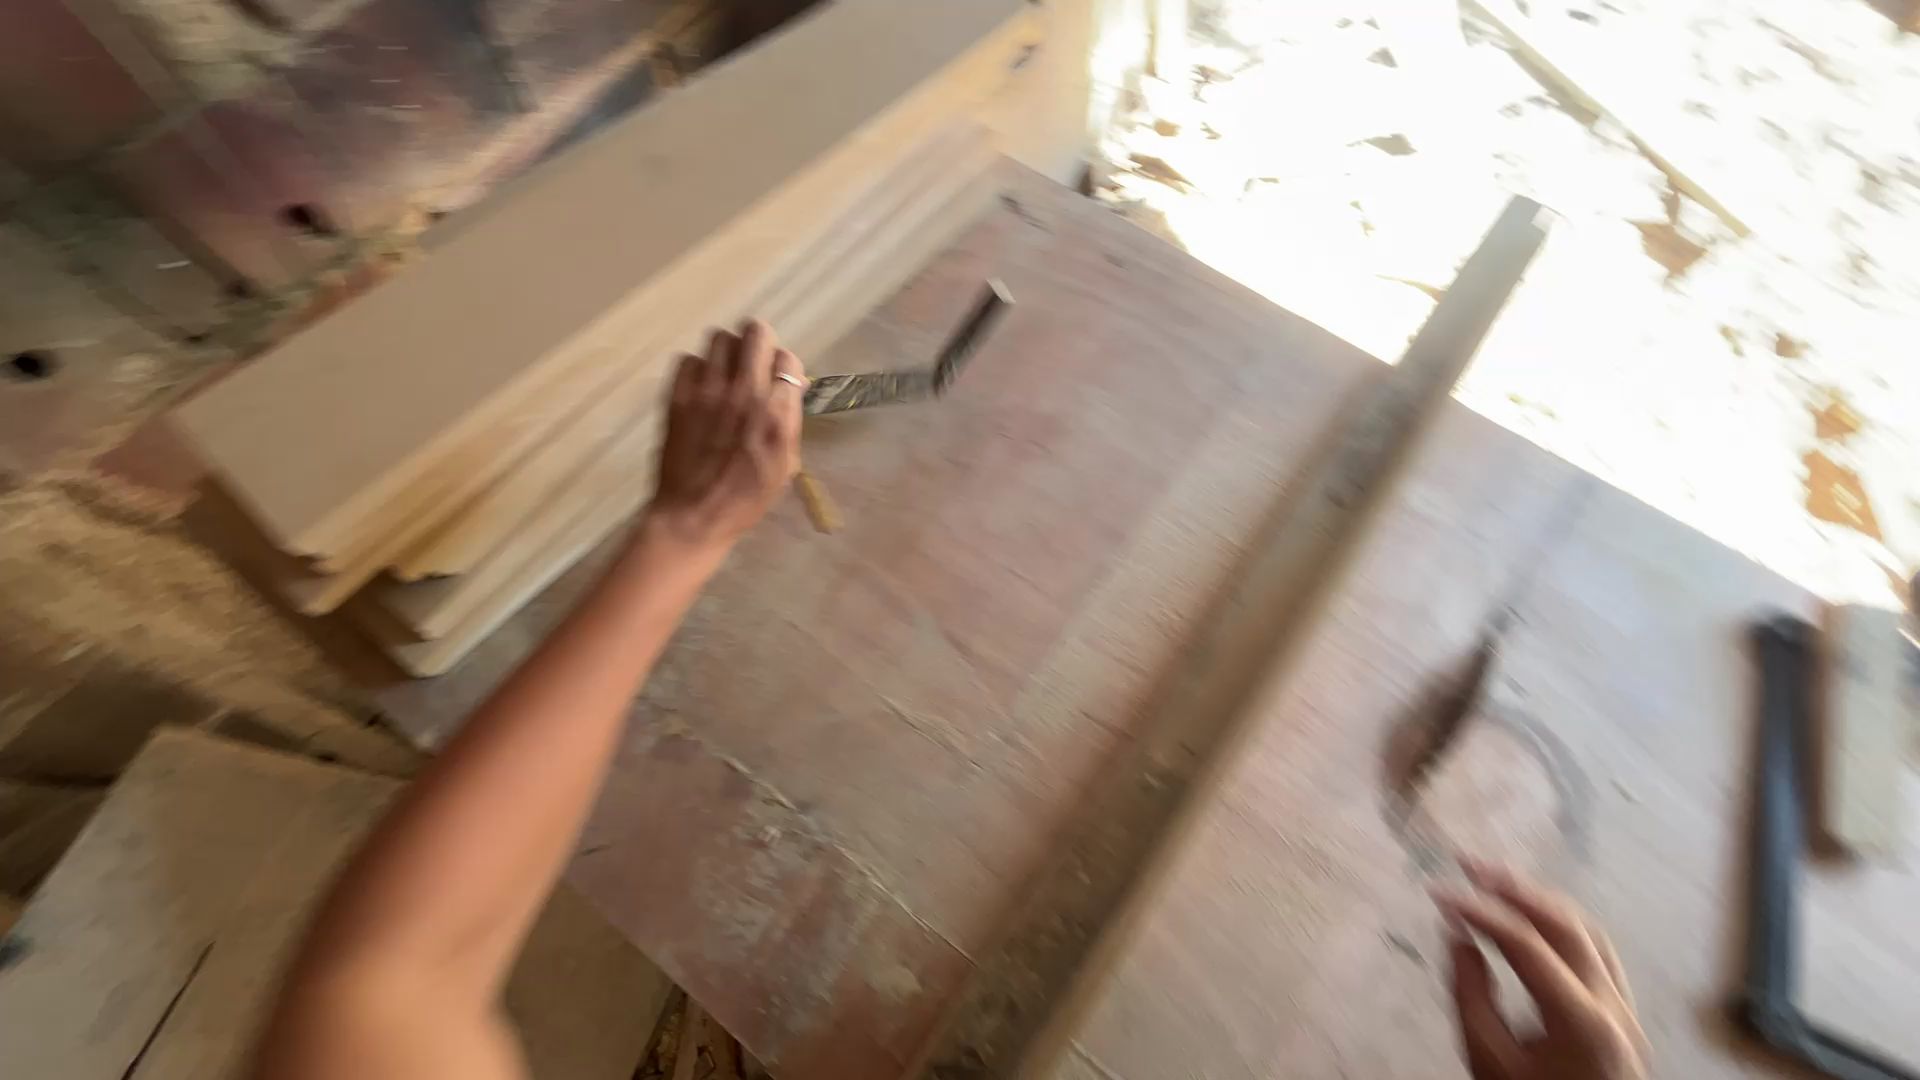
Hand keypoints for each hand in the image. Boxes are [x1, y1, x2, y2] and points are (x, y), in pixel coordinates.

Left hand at [645, 319, 804, 549]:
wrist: (694, 515)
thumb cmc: (746, 499)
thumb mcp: (786, 465)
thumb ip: (790, 422)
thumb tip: (790, 391)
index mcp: (777, 413)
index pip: (787, 359)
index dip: (784, 368)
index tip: (779, 382)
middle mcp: (745, 392)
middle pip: (755, 333)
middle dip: (758, 343)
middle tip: (753, 363)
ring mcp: (707, 391)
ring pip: (719, 338)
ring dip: (727, 352)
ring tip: (725, 373)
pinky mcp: (677, 395)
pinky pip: (688, 359)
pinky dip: (697, 369)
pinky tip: (700, 389)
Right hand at [1432, 859, 1646, 1079]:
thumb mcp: (1488, 1058)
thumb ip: (1471, 994)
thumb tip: (1459, 936)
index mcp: (1583, 1022)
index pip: (1525, 945)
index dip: (1478, 911)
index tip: (1436, 891)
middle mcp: (1613, 1007)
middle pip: (1565, 927)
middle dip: (1512, 888)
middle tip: (1466, 863)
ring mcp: (1625, 1008)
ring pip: (1586, 932)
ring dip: (1537, 899)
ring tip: (1493, 878)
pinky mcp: (1621, 1010)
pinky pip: (1594, 950)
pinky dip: (1556, 921)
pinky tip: (1528, 912)